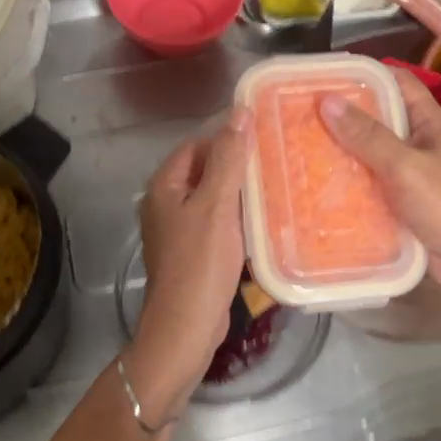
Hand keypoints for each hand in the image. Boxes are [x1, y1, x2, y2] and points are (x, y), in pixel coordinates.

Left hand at [125, 109, 252, 420]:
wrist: (186, 328)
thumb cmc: (199, 263)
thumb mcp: (218, 205)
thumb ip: (229, 159)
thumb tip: (240, 112)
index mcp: (164, 187)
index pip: (195, 146)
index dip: (225, 137)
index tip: (262, 134)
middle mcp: (165, 204)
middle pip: (204, 171)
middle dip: (236, 165)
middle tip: (276, 158)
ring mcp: (178, 231)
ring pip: (213, 199)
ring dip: (240, 194)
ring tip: (277, 185)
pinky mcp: (193, 254)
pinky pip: (217, 224)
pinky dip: (238, 220)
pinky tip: (265, 222)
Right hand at [319, 71, 440, 295]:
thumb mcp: (405, 166)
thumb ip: (367, 135)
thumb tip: (327, 100)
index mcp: (430, 123)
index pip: (398, 83)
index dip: (366, 75)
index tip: (327, 75)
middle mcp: (420, 144)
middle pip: (379, 119)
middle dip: (344, 116)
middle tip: (301, 112)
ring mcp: (411, 177)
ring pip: (370, 156)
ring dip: (342, 153)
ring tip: (300, 145)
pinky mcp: (402, 206)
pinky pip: (370, 188)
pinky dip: (348, 186)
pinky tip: (317, 187)